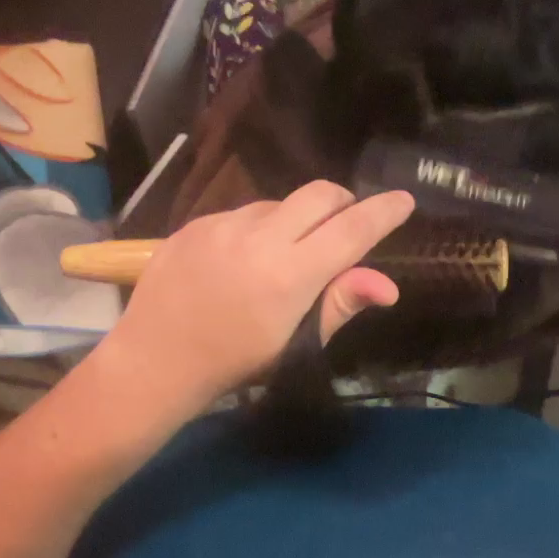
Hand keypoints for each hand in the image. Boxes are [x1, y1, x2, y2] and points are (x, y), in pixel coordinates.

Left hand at [103, 182, 414, 407]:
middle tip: (346, 226)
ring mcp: (223, 225)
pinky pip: (242, 213)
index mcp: (290, 276)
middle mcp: (259, 238)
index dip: (383, 213)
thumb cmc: (234, 363)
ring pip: (279, 203)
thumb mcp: (293, 345)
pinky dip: (258, 229)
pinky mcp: (195, 223)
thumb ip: (340, 305)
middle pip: (320, 194)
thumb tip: (388, 286)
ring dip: (296, 220)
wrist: (154, 360)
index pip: (352, 230)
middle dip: (343, 203)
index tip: (404, 201)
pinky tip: (242, 261)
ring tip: (283, 257)